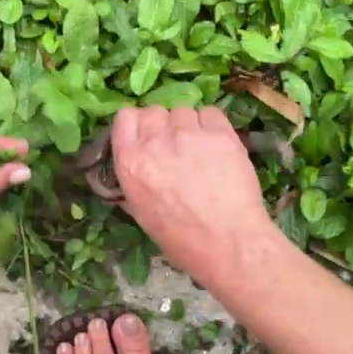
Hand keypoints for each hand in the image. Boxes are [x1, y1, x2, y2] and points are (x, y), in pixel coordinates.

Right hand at [110, 106, 280, 288]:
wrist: (227, 242)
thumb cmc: (180, 238)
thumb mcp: (141, 210)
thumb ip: (134, 178)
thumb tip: (137, 167)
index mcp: (130, 161)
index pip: (125, 117)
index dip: (136, 124)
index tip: (145, 135)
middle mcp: (155, 141)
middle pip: (153, 111)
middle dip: (161, 124)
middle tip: (174, 145)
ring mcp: (189, 134)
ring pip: (183, 111)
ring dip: (187, 125)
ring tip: (198, 148)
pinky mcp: (220, 134)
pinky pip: (210, 113)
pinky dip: (211, 125)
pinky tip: (216, 144)